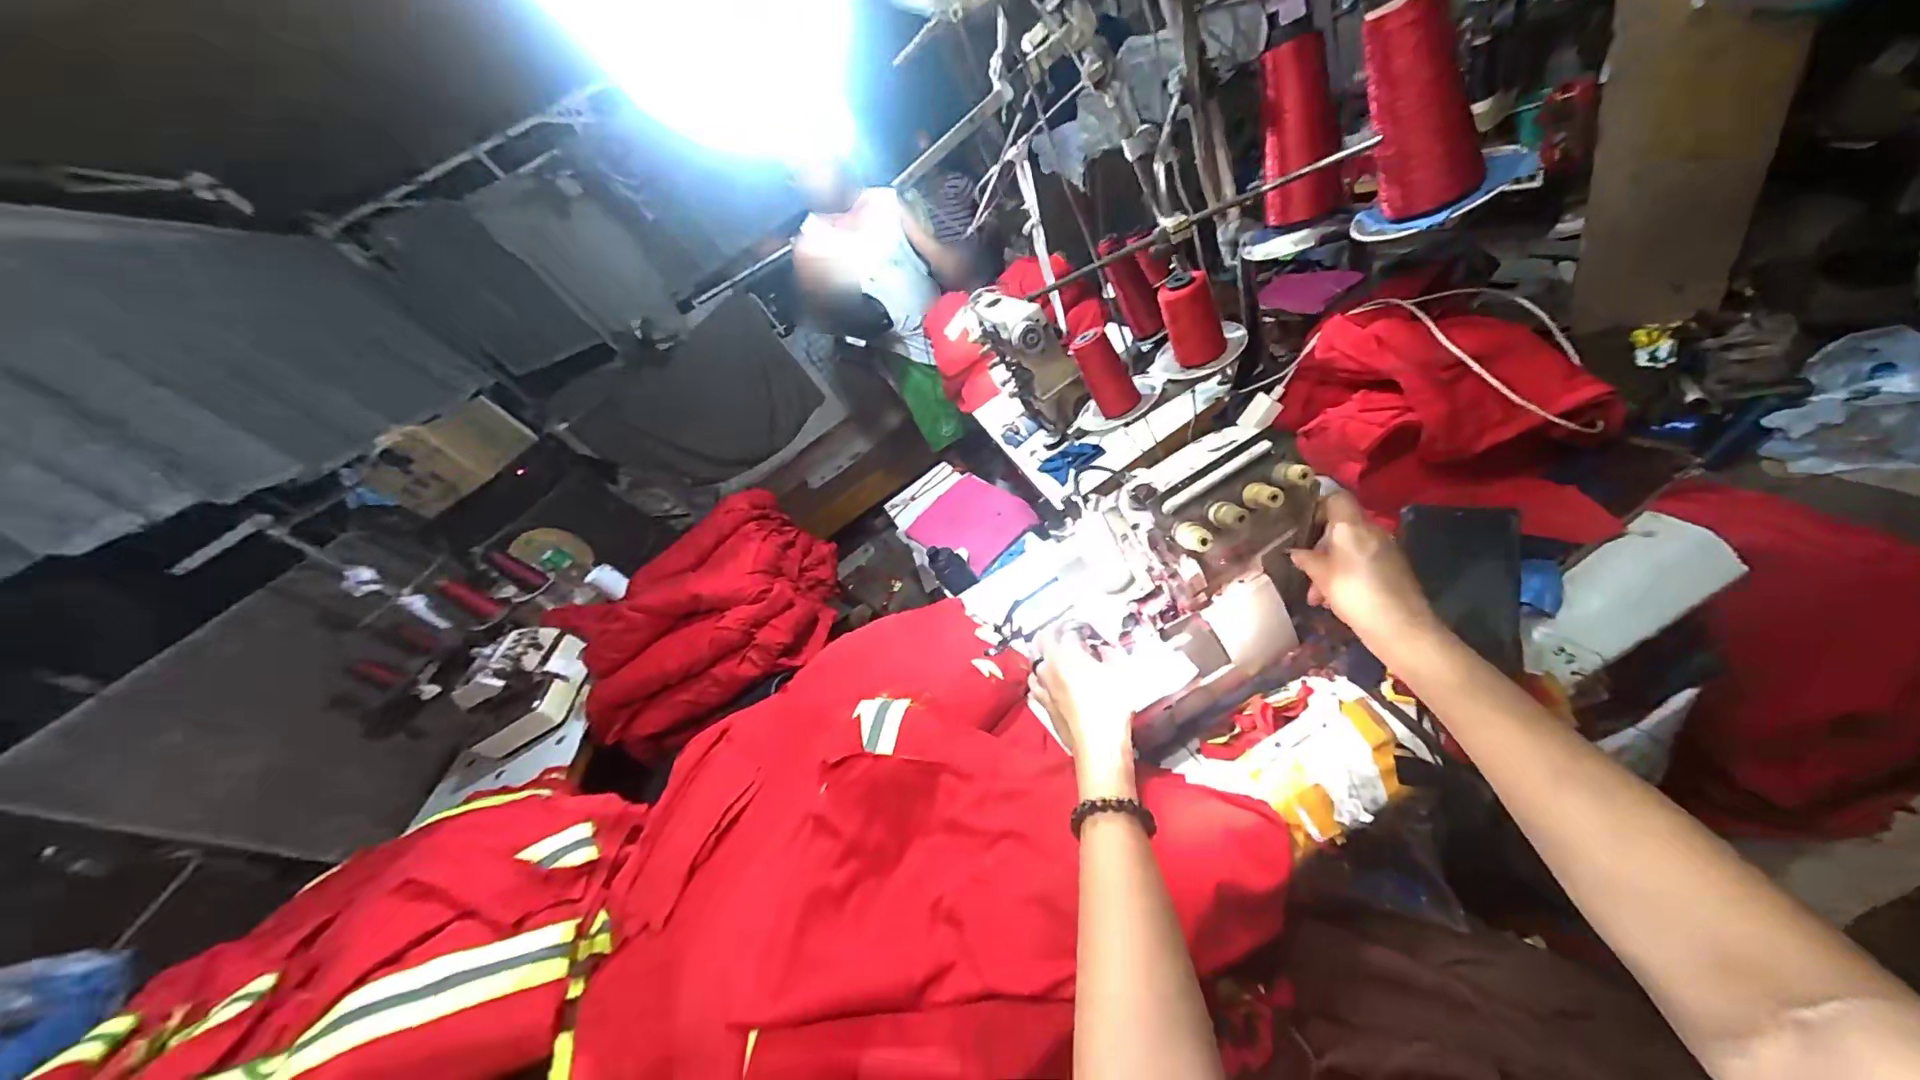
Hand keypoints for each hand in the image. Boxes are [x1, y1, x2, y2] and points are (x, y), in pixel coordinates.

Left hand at [1034, 626, 1137, 798]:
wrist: (1098, 741)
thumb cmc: (1112, 702)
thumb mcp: (1120, 670)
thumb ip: (1108, 652)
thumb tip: (1100, 647)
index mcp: (1065, 653)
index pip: (1067, 629)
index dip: (1078, 625)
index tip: (1088, 629)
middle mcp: (1047, 665)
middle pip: (1042, 638)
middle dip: (1054, 631)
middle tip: (1068, 632)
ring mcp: (1041, 684)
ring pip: (1034, 660)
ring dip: (1043, 652)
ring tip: (1056, 653)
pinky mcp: (1041, 702)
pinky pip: (1034, 681)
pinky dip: (1040, 674)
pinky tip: (1048, 677)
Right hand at [1289, 491, 1441, 653]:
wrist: (1401, 626)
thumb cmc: (1355, 594)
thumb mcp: (1321, 577)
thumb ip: (1307, 560)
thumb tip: (1296, 552)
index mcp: (1353, 526)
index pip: (1337, 498)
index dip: (1318, 506)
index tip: (1303, 525)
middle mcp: (1372, 531)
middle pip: (1342, 526)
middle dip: (1321, 545)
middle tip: (1306, 568)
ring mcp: (1386, 549)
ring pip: (1351, 547)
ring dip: (1332, 564)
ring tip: (1317, 593)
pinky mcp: (1394, 567)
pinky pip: (1363, 561)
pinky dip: (1347, 573)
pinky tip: (1335, 598)